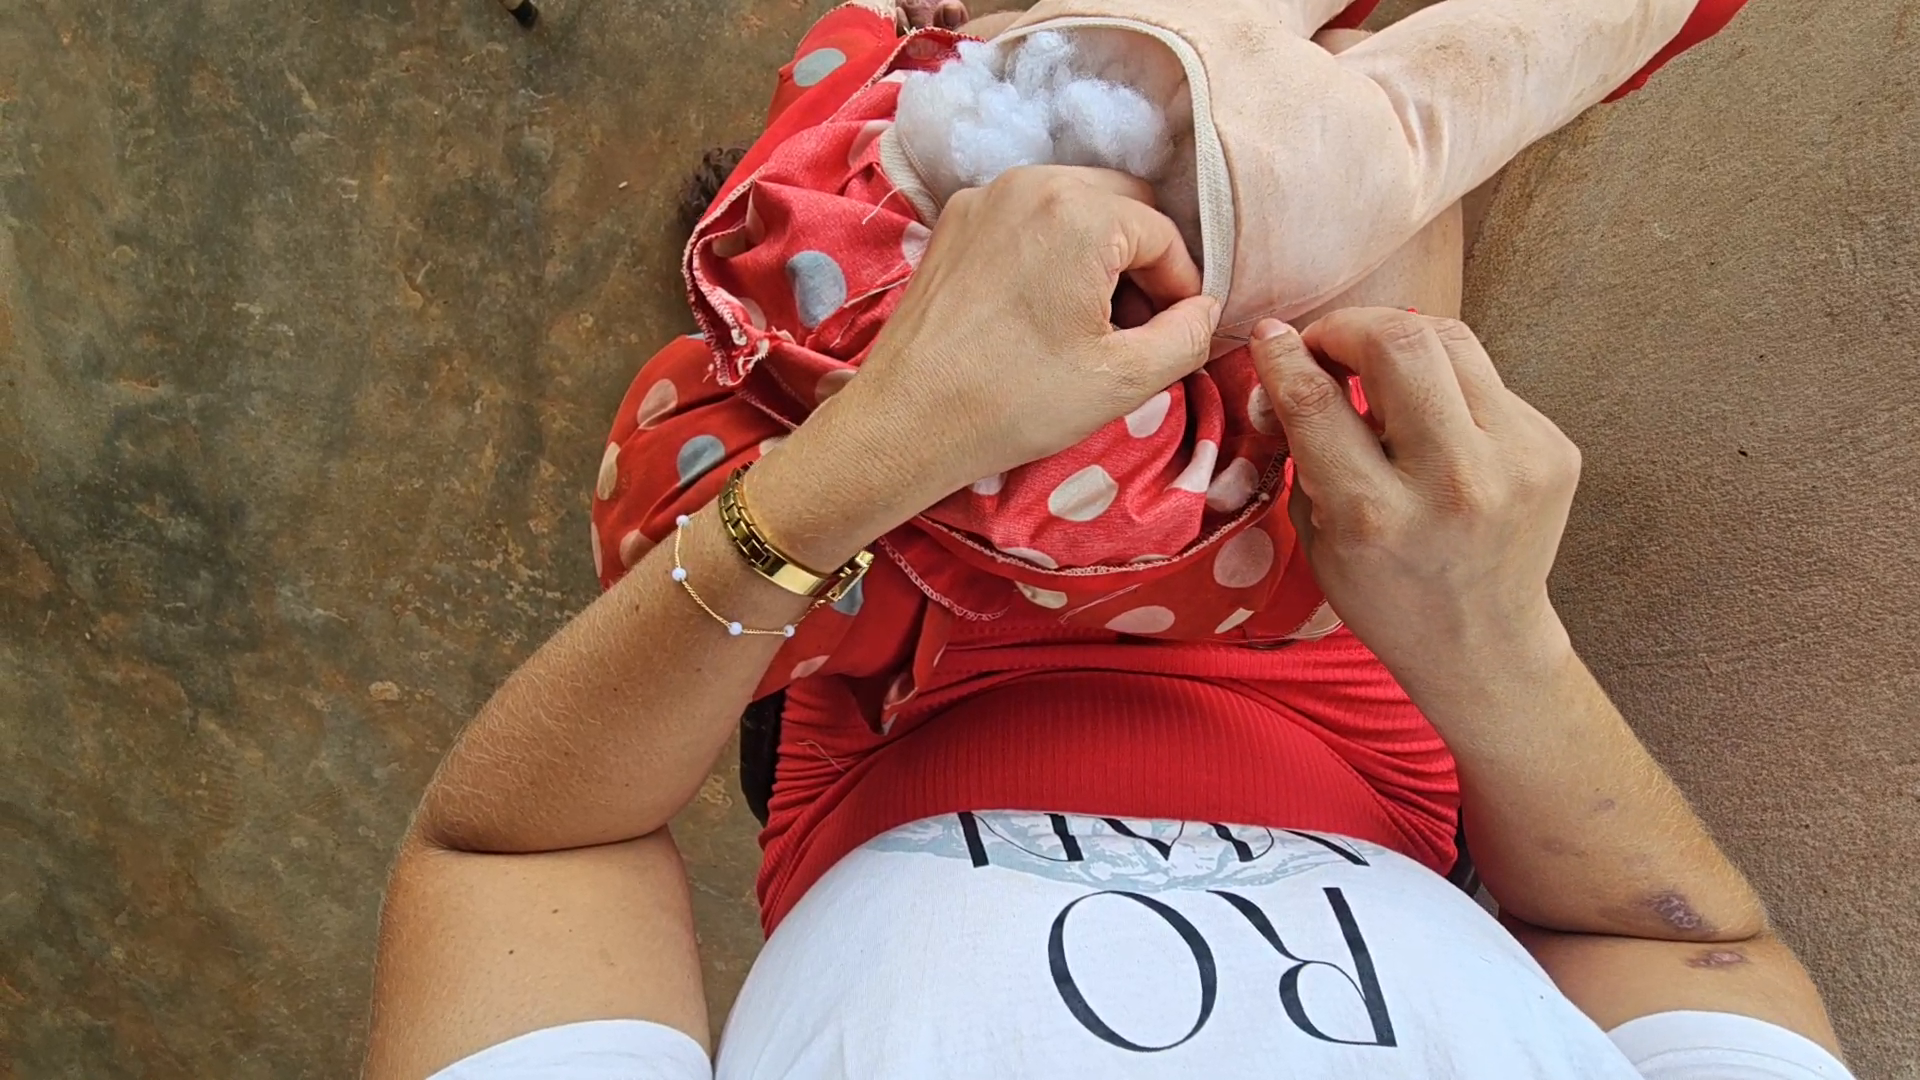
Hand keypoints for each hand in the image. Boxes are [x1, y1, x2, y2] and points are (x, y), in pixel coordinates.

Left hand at [842, 165, 1220, 495]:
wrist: (906, 424)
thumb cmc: (1014, 403)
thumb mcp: (1123, 381)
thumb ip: (1188, 336)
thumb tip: (1205, 309)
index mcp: (1080, 210)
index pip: (1164, 233)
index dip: (1182, 287)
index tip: (1174, 334)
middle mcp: (1029, 182)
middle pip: (1119, 208)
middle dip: (1141, 265)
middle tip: (1133, 329)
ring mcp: (981, 199)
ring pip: (1070, 210)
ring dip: (1096, 258)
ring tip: (1087, 324)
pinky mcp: (951, 225)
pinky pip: (1023, 223)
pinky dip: (1047, 255)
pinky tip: (1038, 312)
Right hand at [1250, 309, 1581, 708]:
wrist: (1480, 641)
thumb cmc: (1380, 593)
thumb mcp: (1316, 533)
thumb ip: (1304, 452)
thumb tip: (1291, 373)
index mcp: (1373, 514)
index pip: (1317, 403)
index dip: (1283, 357)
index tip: (1268, 337)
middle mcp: (1450, 480)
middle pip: (1398, 343)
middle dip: (1346, 326)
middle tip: (1323, 343)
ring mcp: (1516, 458)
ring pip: (1450, 340)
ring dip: (1394, 338)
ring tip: (1367, 364)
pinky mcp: (1552, 446)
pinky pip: (1482, 377)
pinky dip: (1436, 379)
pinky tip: (1421, 412)